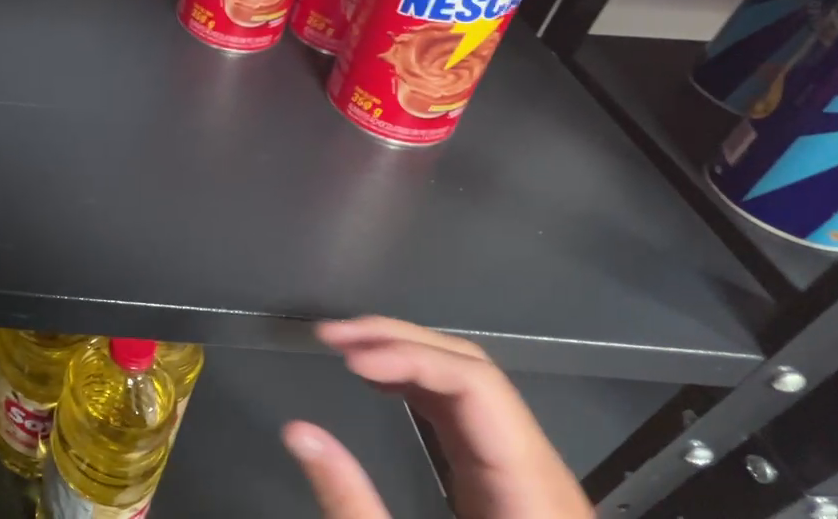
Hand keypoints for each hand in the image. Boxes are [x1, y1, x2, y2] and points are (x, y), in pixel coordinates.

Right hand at [284, 317, 591, 518]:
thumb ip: (351, 504)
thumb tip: (296, 431)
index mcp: (531, 494)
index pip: (476, 387)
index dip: (410, 355)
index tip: (346, 355)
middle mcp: (541, 472)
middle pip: (475, 372)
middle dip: (400, 340)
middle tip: (332, 335)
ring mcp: (530, 474)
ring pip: (471, 384)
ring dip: (405, 354)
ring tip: (343, 345)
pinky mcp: (510, 482)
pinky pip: (467, 412)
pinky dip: (418, 384)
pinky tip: (377, 378)